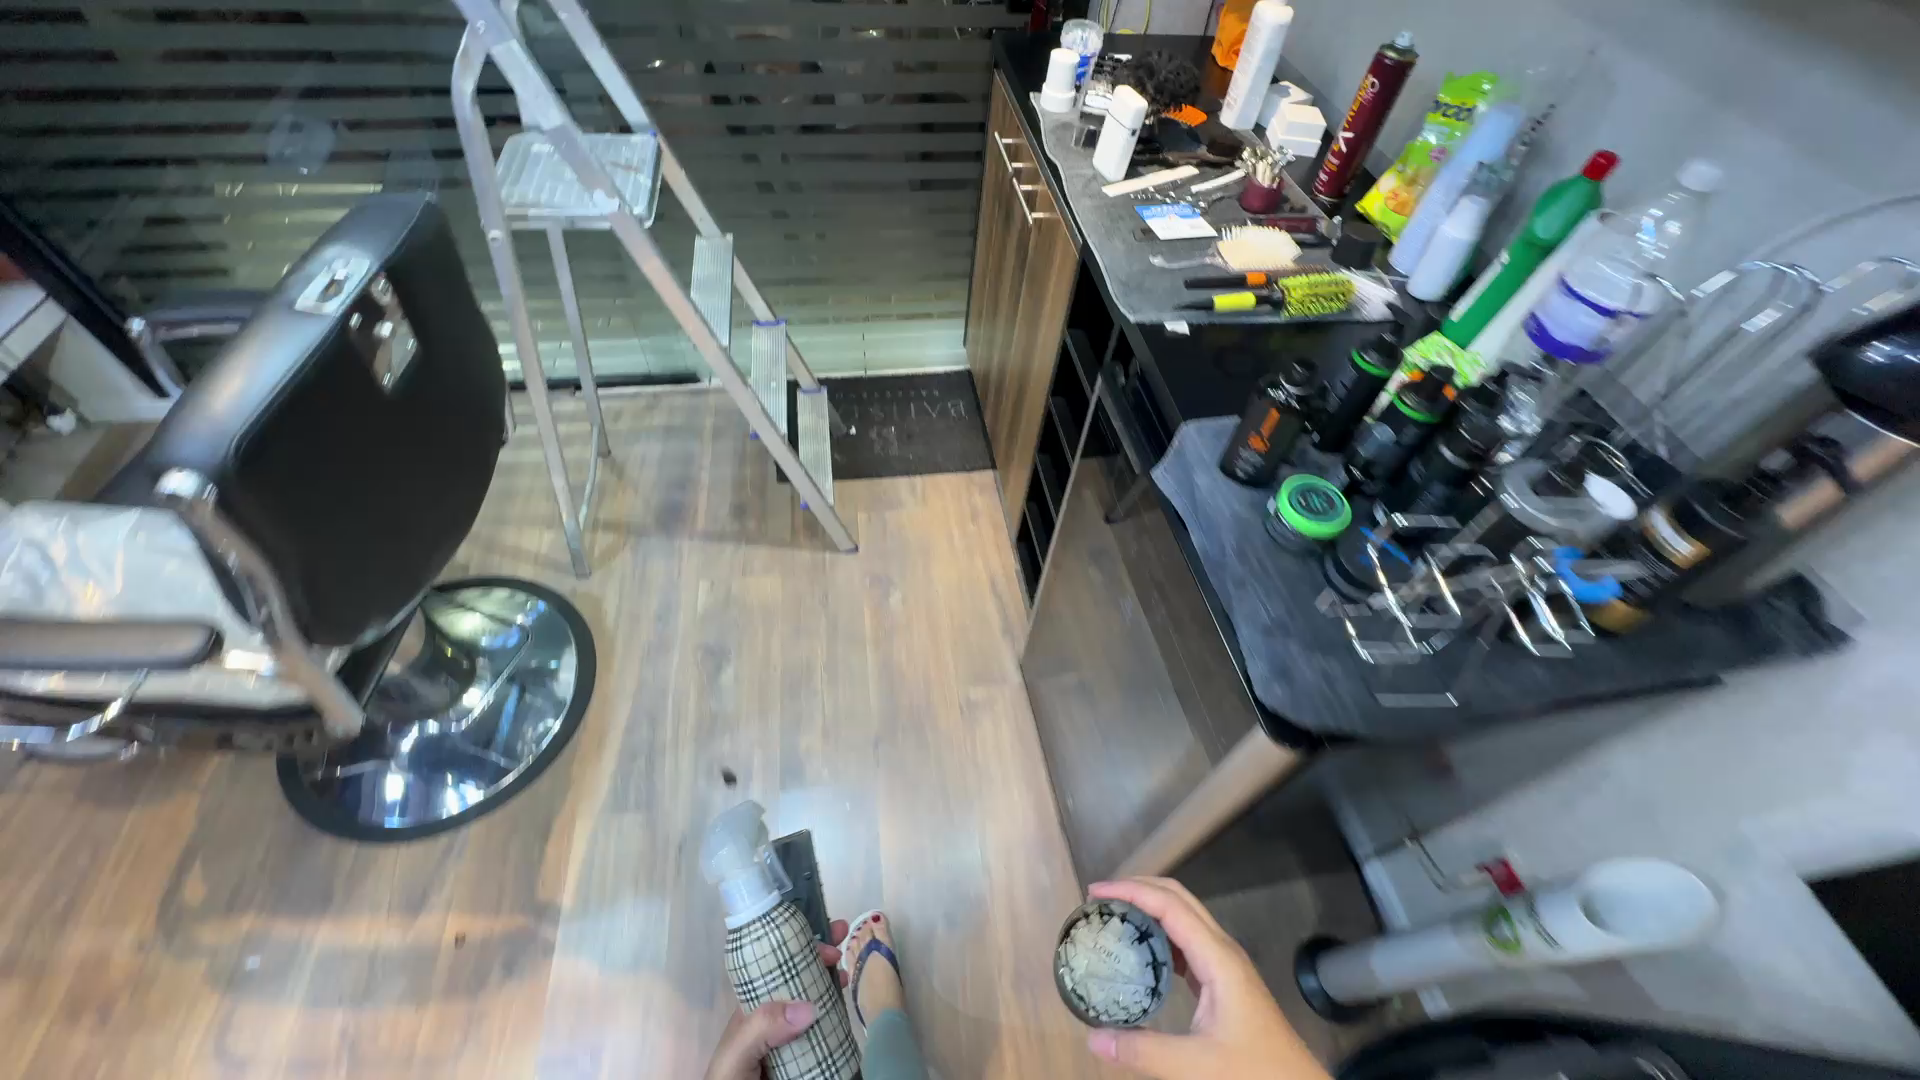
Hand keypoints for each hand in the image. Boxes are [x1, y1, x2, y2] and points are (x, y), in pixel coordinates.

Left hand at [702, 919, 849, 1079]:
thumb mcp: (735, 1056)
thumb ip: (761, 1028)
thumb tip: (809, 1005)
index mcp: (755, 1010)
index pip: (781, 966)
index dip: (804, 945)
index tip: (829, 934)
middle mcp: (775, 1020)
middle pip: (801, 978)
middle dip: (823, 954)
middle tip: (844, 939)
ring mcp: (792, 1039)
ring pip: (816, 1000)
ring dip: (832, 980)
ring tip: (847, 974)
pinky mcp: (808, 1059)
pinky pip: (826, 1030)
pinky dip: (838, 1014)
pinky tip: (847, 1008)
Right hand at [1082, 878, 1328, 1079]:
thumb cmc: (1254, 1074)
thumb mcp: (1196, 1067)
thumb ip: (1142, 1051)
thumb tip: (1092, 1037)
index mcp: (1217, 958)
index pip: (1169, 904)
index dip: (1131, 891)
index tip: (1094, 894)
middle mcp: (1222, 951)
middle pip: (1178, 898)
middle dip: (1138, 888)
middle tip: (1100, 899)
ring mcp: (1226, 965)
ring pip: (1184, 917)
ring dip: (1149, 908)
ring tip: (1115, 919)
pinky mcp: (1225, 982)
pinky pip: (1188, 942)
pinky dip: (1160, 935)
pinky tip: (1141, 954)